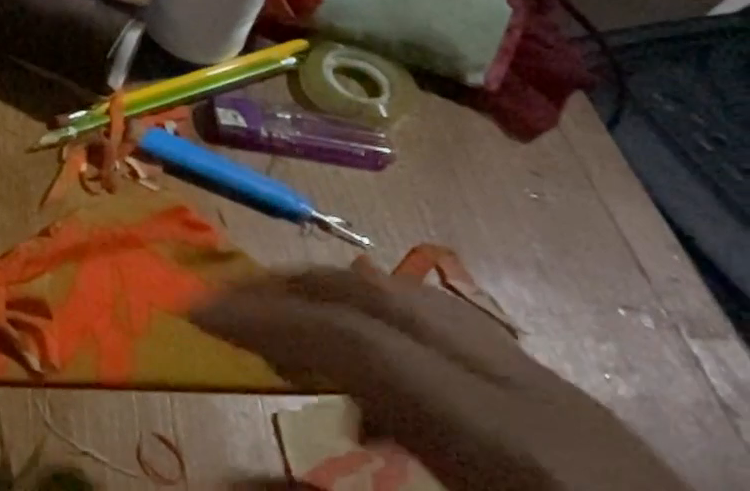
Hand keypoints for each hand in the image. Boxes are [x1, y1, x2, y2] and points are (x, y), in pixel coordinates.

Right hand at [191, 269, 687, 490]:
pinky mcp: (568, 406)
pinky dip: (384, 335)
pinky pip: (450, 337)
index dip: (266, 318)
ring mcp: (556, 392)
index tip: (193, 313)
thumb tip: (231, 474)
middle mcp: (531, 394)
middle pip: (383, 298)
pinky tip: (367, 387)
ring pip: (418, 304)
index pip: (359, 342)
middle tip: (219, 304)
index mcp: (506, 439)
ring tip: (278, 329)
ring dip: (332, 302)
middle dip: (288, 289)